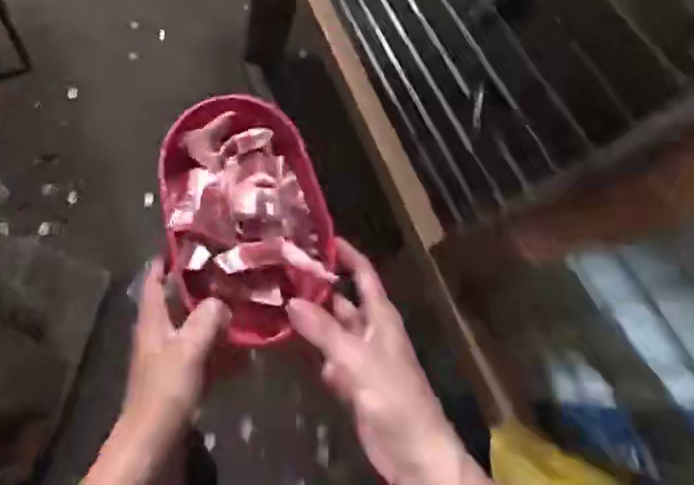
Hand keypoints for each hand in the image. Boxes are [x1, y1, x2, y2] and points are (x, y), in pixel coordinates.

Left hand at [85, 261, 227, 484]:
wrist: (151, 444)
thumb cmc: (164, 389)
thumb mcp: (188, 348)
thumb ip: (207, 317)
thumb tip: (222, 300)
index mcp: (152, 317)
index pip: (154, 276)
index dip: (168, 257)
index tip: (192, 239)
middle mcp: (157, 331)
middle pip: (177, 299)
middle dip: (200, 284)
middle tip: (229, 269)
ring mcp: (167, 356)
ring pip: (191, 326)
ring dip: (212, 316)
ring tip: (241, 303)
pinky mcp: (178, 379)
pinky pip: (201, 354)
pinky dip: (218, 348)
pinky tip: (242, 349)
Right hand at [288, 241, 484, 484]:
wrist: (416, 456)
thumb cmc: (394, 396)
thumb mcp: (357, 359)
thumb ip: (324, 331)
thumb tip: (291, 300)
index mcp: (381, 315)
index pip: (363, 273)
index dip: (345, 253)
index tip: (317, 236)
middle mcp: (370, 330)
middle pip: (342, 299)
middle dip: (317, 284)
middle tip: (282, 269)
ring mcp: (362, 357)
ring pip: (332, 328)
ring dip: (310, 317)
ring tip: (277, 298)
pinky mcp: (353, 384)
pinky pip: (329, 357)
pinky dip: (312, 350)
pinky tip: (289, 342)